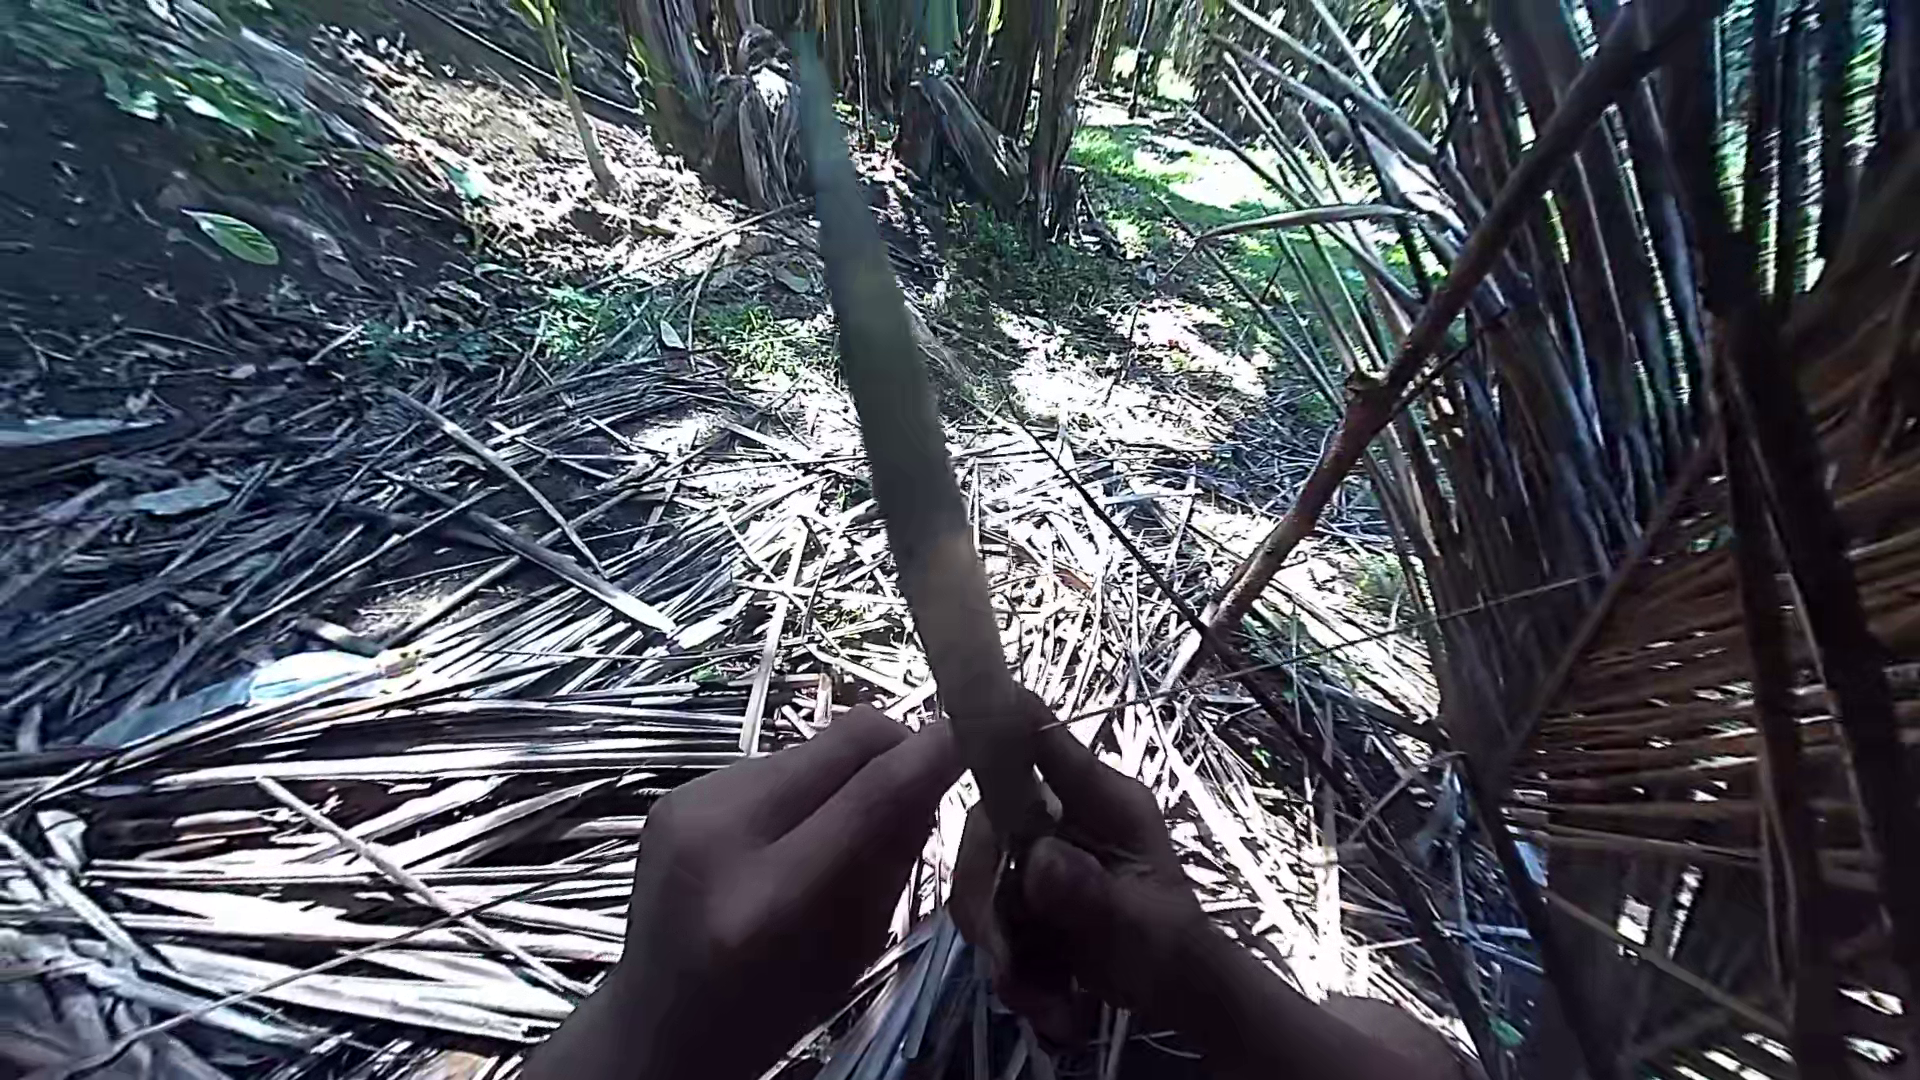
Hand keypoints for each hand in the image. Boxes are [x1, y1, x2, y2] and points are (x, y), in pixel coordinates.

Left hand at [525, 707, 959, 1079]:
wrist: (653, 1029)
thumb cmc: (772, 1007)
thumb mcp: (856, 945)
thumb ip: (898, 850)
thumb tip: (933, 766)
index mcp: (767, 901)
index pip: (873, 793)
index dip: (931, 750)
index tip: (970, 731)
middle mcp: (720, 834)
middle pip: (843, 739)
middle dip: (896, 742)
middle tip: (919, 770)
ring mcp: (691, 802)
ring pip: (813, 744)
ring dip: (848, 767)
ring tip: (844, 814)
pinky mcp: (680, 789)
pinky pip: (777, 760)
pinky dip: (807, 780)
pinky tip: (793, 823)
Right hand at [951, 692, 1219, 1038]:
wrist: (1172, 992)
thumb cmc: (1175, 952)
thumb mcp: (1150, 934)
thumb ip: (1096, 898)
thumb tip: (1037, 860)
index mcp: (1104, 799)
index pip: (1046, 741)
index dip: (1002, 722)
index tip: (960, 714)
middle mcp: (1063, 809)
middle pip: (991, 813)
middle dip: (988, 886)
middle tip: (1005, 958)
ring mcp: (1039, 842)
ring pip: (979, 864)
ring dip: (995, 935)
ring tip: (1036, 995)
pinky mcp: (1021, 879)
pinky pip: (983, 901)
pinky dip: (999, 953)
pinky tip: (1036, 994)